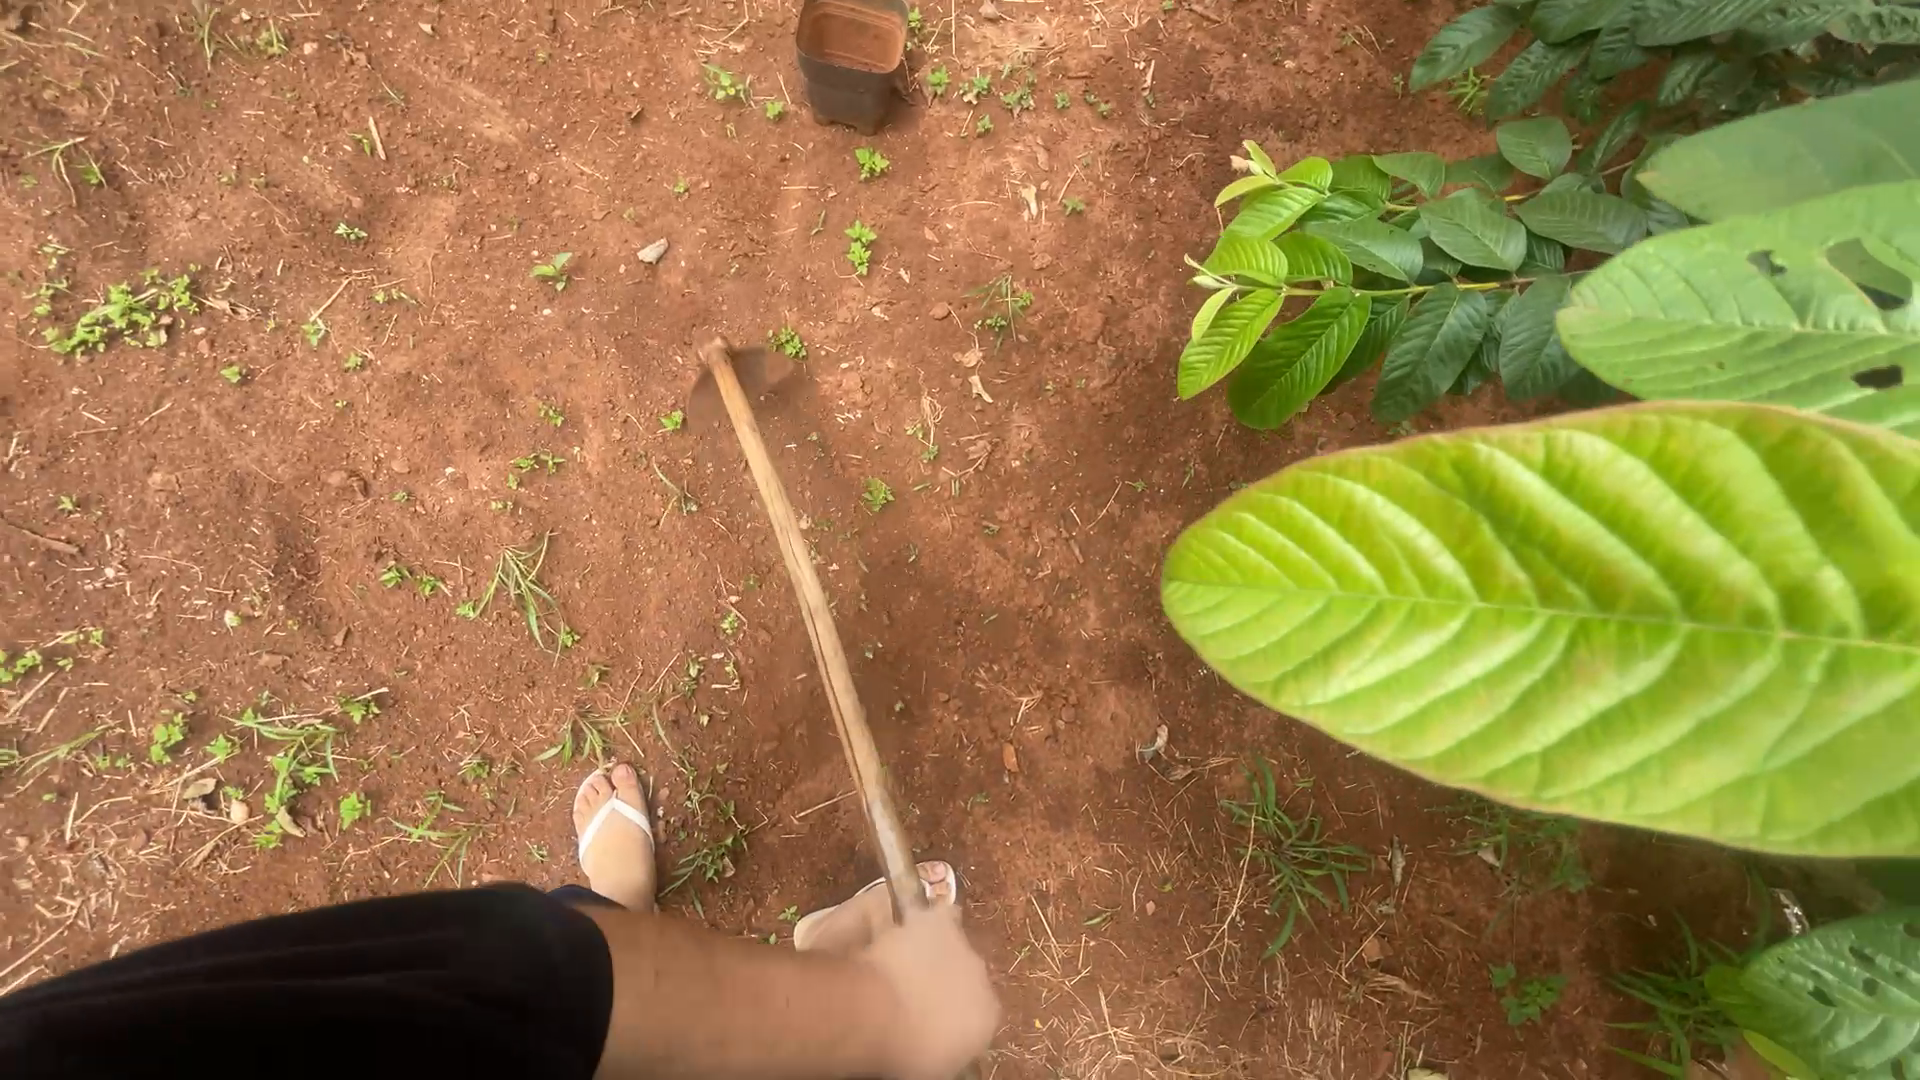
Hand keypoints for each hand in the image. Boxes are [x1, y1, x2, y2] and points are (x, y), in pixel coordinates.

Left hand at [861, 904, 999, 1079]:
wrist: (881, 1013)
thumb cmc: (906, 1051)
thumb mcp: (936, 1063)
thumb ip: (951, 1044)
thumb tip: (942, 1039)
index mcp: (987, 1016)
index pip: (981, 1012)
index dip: (958, 1013)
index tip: (937, 1020)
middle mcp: (983, 978)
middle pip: (970, 975)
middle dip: (950, 980)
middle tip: (921, 992)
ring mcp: (962, 946)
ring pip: (956, 944)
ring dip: (940, 951)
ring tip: (912, 962)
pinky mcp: (939, 922)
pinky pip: (942, 916)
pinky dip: (930, 921)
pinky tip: (913, 927)